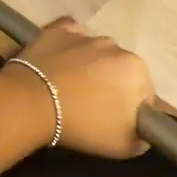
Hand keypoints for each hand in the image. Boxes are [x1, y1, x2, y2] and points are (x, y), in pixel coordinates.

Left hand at [7, 18, 153, 158]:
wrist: (32, 102)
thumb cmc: (83, 124)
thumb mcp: (125, 146)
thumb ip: (143, 137)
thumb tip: (142, 128)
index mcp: (136, 69)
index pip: (144, 93)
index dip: (131, 110)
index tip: (114, 121)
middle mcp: (114, 45)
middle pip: (119, 69)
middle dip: (111, 84)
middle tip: (91, 104)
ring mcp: (84, 35)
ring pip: (95, 52)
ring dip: (89, 65)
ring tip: (70, 85)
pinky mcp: (57, 29)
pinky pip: (70, 34)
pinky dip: (69, 45)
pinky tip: (61, 58)